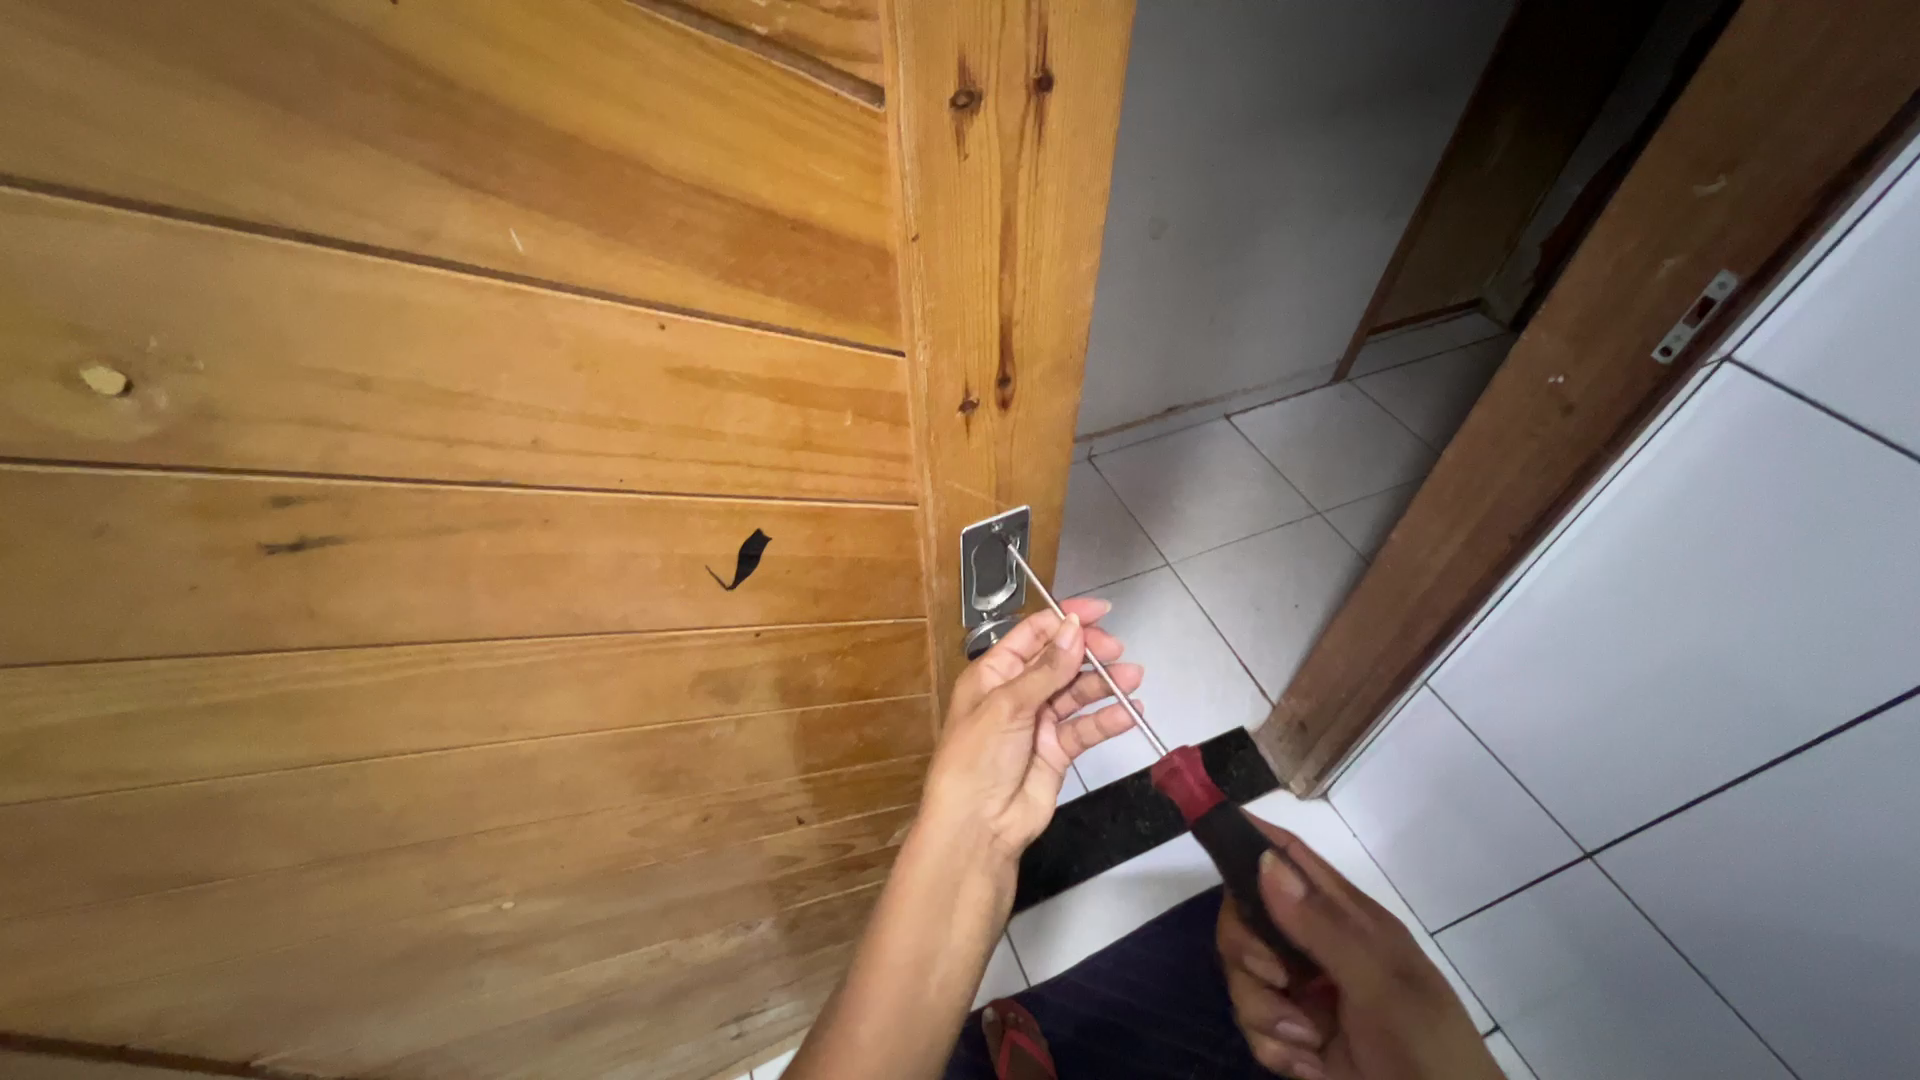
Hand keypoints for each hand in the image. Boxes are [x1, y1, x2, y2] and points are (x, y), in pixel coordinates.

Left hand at [920, 600, 1141, 857]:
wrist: (977, 826)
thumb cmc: (976, 759)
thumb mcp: (1007, 706)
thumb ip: (1046, 669)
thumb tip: (1073, 628)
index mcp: (993, 674)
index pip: (1033, 634)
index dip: (1065, 620)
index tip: (1100, 611)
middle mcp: (1016, 693)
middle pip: (1059, 661)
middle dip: (1088, 652)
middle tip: (1116, 650)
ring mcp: (1038, 722)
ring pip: (1076, 693)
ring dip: (1104, 683)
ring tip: (1133, 677)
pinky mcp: (1057, 751)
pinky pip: (1086, 728)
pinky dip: (1107, 719)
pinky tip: (1129, 712)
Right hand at [1216, 818, 1500, 1079]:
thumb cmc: (1429, 1052)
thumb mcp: (1382, 987)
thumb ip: (1323, 926)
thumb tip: (1265, 861)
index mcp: (1346, 918)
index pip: (1289, 858)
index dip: (1250, 837)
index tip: (1208, 826)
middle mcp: (1317, 945)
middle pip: (1245, 916)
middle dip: (1245, 950)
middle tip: (1276, 978)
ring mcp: (1304, 992)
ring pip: (1241, 973)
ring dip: (1262, 1011)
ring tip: (1307, 1042)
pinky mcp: (1293, 1036)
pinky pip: (1251, 1024)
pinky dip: (1272, 1047)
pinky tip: (1308, 1066)